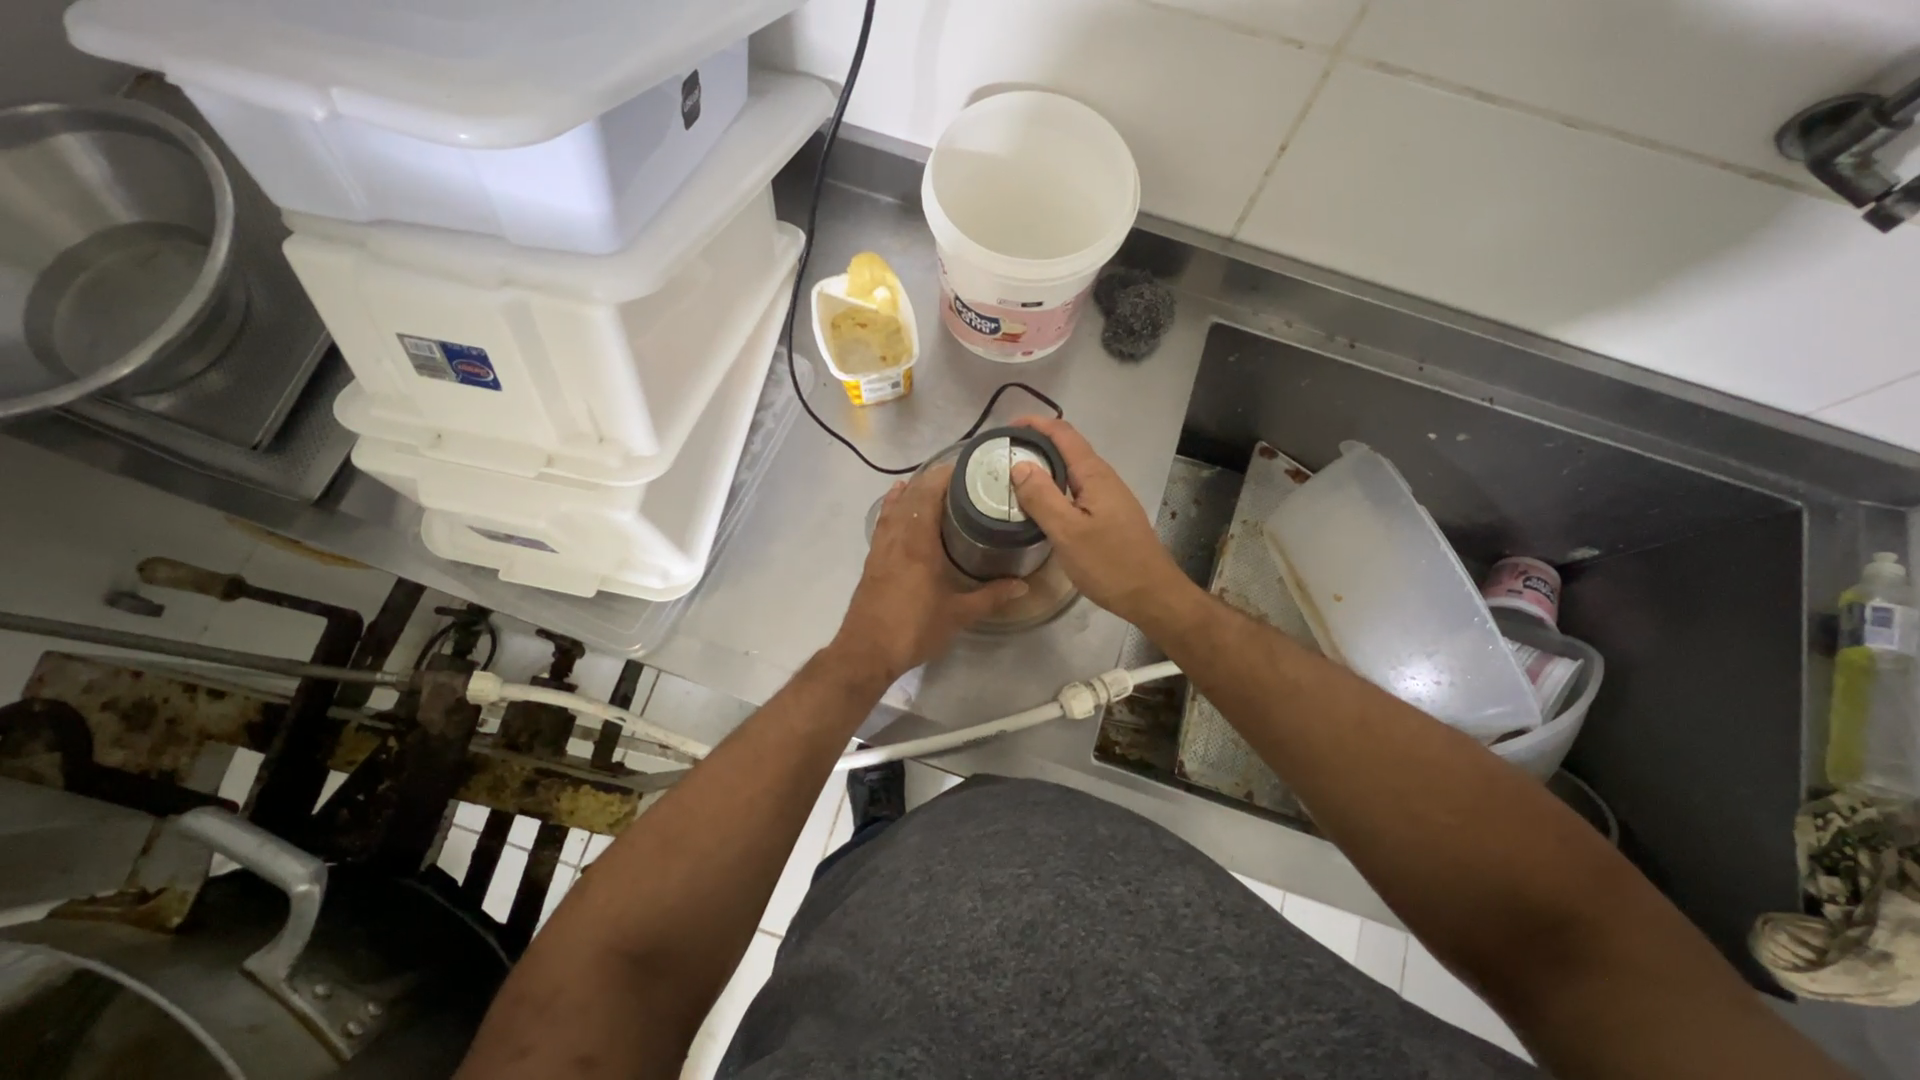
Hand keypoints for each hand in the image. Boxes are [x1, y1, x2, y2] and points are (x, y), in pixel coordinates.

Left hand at [832, 464, 1028, 681]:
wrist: (867, 651)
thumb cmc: (913, 629)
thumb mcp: (958, 615)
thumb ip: (990, 597)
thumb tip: (1023, 585)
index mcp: (917, 542)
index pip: (928, 493)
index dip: (944, 475)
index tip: (966, 466)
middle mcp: (897, 537)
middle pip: (910, 495)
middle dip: (931, 480)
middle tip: (958, 476)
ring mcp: (880, 547)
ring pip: (894, 507)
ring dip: (910, 491)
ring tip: (930, 483)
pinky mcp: (872, 560)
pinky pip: (884, 522)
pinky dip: (894, 507)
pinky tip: (898, 505)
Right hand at [1010, 417, 1193, 625]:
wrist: (1152, 595)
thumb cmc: (1109, 564)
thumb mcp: (1067, 532)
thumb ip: (1042, 497)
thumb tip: (1019, 464)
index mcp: (1094, 475)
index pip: (1063, 434)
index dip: (1035, 425)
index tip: (1005, 431)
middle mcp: (1104, 478)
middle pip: (1067, 449)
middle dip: (1035, 447)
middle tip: (1002, 460)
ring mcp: (1109, 498)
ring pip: (1071, 472)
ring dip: (1044, 470)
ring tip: (1014, 482)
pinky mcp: (1109, 516)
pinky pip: (1077, 491)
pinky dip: (1055, 490)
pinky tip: (1041, 508)